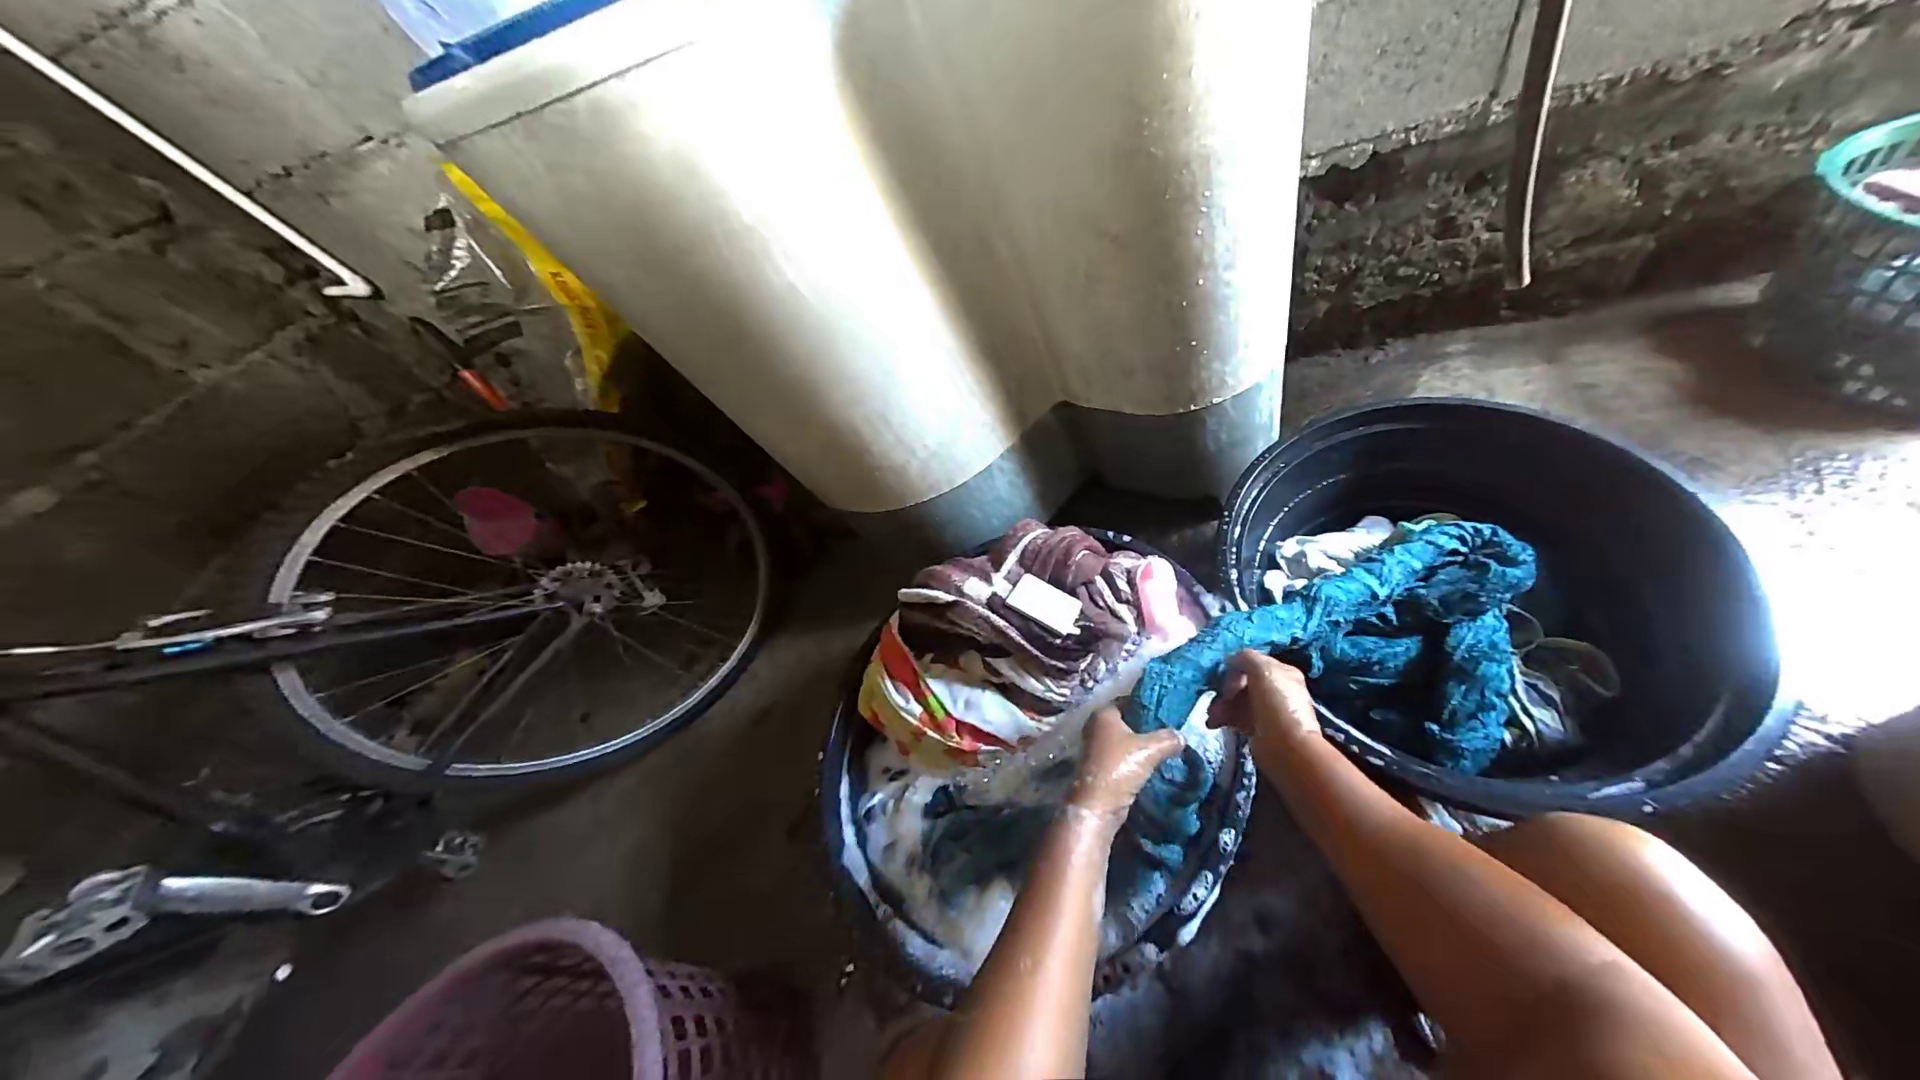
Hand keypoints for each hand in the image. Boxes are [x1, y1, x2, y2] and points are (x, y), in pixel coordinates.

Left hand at [1068, 708, 1183, 823]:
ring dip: (1143, 743)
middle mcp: (1096, 725)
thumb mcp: (1149, 749)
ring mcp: (1096, 745)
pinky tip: (1155, 762)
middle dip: (1148, 725)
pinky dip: (1137, 756)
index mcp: (1103, 713)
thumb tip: (1181, 736)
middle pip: (1128, 720)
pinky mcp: (1101, 764)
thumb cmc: (1119, 768)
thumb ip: (1168, 738)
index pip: (1129, 700)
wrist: (1098, 805)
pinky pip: (1123, 753)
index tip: (1168, 711)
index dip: (1148, 704)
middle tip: (1171, 730)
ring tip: (1167, 746)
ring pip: (1126, 738)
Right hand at [1206, 650, 1321, 758]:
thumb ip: (1245, 658)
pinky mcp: (1258, 728)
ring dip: (1221, 705)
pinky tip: (1215, 723)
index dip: (1235, 669)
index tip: (1225, 681)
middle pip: (1242, 683)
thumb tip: (1230, 661)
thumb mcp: (1262, 669)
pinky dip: (1224, 718)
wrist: (1287, 747)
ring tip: (1212, 716)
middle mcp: (1276, 689)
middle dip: (1225, 690)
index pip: (1251, 663)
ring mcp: (1267, 710)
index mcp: (1282, 672)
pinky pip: (1236, 717)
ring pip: (1237, 701)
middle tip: (1215, 700)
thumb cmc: (1277, 704)